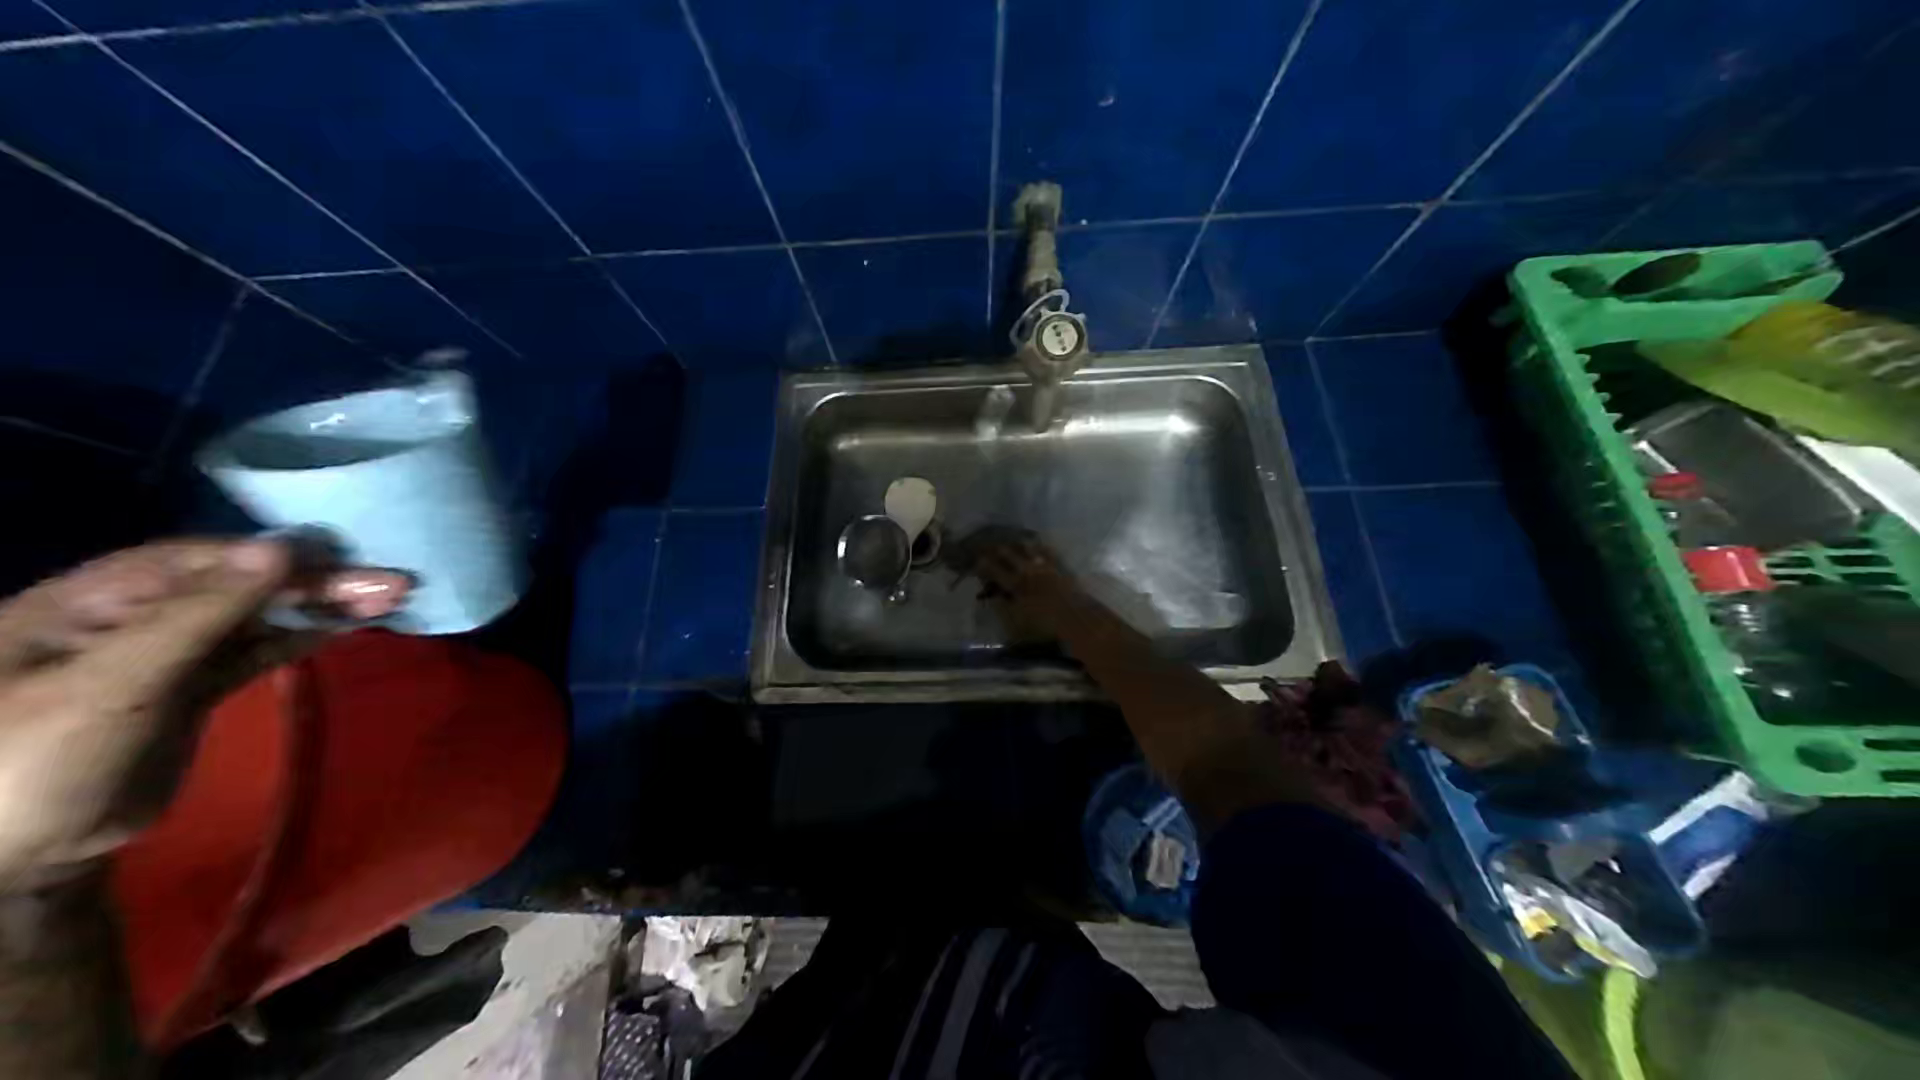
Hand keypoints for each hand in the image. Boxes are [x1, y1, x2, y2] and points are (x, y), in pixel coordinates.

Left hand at [0, 539, 407, 892]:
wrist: (12, 862)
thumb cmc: (34, 764)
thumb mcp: (111, 685)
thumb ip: (196, 614)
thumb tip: (277, 548)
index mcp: (88, 600)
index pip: (199, 561)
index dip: (274, 557)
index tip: (347, 560)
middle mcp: (129, 615)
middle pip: (241, 585)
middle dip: (318, 581)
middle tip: (396, 582)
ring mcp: (163, 653)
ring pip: (259, 615)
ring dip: (324, 604)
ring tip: (393, 596)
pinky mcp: (192, 686)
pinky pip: (260, 647)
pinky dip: (308, 632)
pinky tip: (353, 622)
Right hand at [958, 529, 1087, 640]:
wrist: (1077, 618)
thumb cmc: (1044, 625)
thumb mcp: (1016, 622)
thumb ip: (1003, 608)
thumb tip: (993, 597)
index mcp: (1015, 585)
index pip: (995, 572)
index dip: (984, 565)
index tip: (976, 560)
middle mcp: (1028, 571)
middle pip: (1009, 556)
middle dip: (997, 549)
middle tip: (989, 545)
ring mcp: (1045, 567)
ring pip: (1029, 550)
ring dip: (1019, 545)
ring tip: (1013, 540)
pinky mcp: (1060, 567)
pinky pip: (1049, 553)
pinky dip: (1042, 547)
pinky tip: (1039, 543)